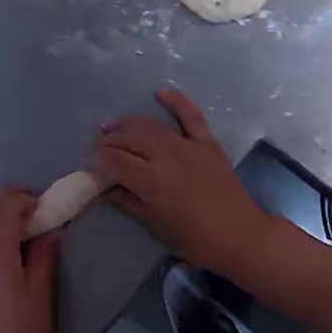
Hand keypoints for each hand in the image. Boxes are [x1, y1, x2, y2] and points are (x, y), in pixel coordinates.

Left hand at [0, 188, 59, 332]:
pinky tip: (6, 241)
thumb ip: (44, 254)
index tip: (49, 210)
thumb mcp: (41, 290)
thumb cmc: (21, 331)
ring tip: (25, 224)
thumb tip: (51, 229)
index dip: (29, 200)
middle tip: (39, 212)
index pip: (8, 204)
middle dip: (13, 199)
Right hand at [93, 89, 272, 273]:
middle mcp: (165, 156)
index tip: (91, 162)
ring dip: (129, 123)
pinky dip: (176, 102)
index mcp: (150, 181)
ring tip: (113, 125)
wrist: (239, 235)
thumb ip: (128, 202)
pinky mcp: (207, 143)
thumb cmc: (194, 239)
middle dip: (110, 141)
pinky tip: (160, 92)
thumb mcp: (155, 224)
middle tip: (99, 145)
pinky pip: (191, 117)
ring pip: (151, 126)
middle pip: (129, 140)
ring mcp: (187, 146)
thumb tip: (104, 191)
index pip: (115, 162)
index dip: (99, 160)